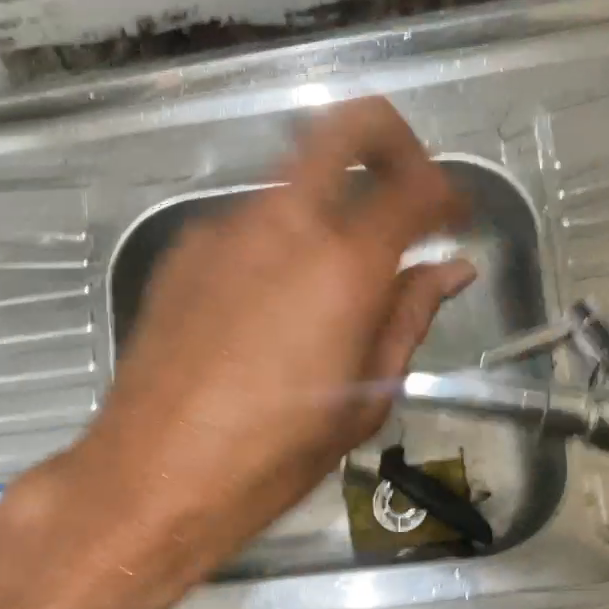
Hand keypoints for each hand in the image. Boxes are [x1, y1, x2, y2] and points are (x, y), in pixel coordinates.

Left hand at [66, 97, 474, 573]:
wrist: (153, 478)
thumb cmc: (271, 459)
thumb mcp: (361, 403)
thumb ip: (407, 321)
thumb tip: (448, 272)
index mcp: (344, 268)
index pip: (415, 188)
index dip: (448, 194)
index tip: (455, 218)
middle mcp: (284, 227)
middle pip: (344, 129)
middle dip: (390, 144)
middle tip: (405, 193)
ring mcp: (223, 233)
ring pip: (291, 183)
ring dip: (326, 209)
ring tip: (330, 283)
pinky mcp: (181, 254)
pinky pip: (245, 225)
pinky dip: (275, 244)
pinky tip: (269, 308)